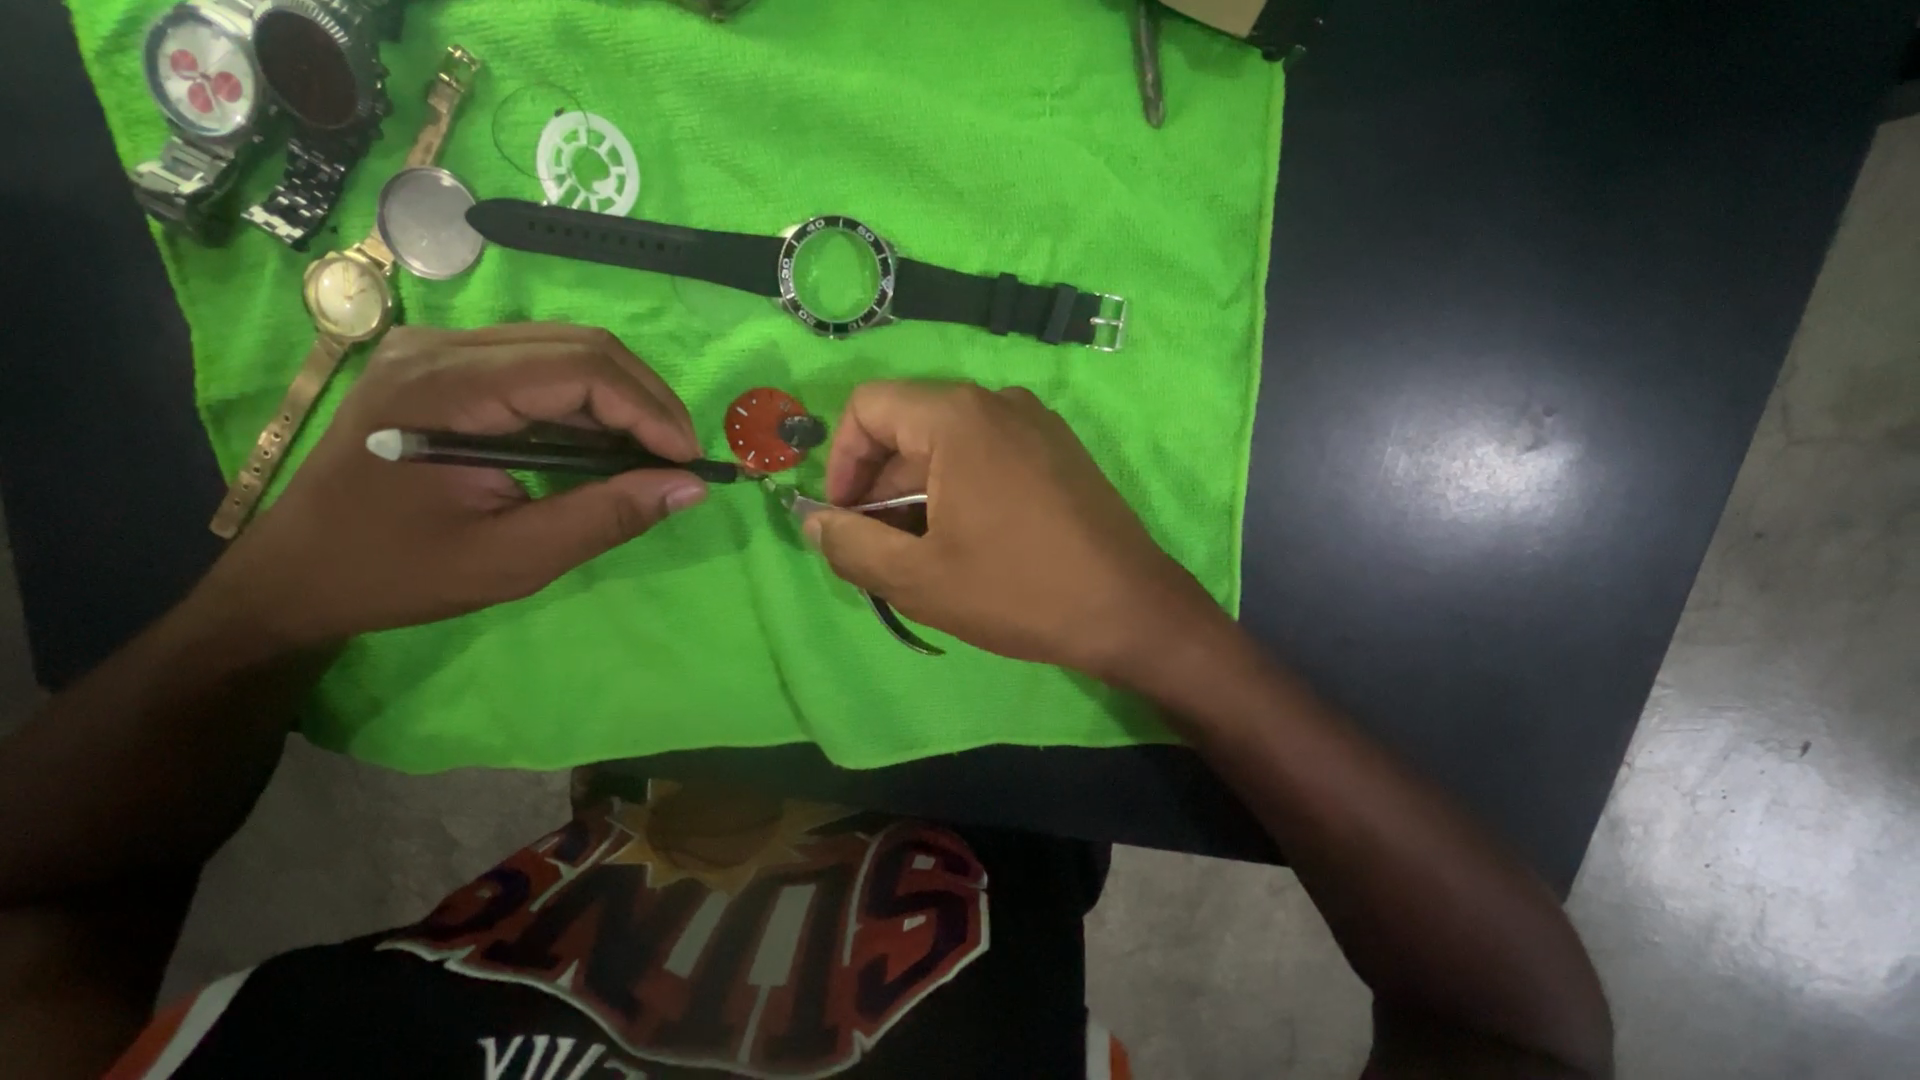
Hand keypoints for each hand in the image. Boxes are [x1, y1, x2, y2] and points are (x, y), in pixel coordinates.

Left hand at [198, 324, 708, 650]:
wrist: (295, 574)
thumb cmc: (396, 573)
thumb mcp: (511, 559)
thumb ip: (604, 517)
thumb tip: (690, 487)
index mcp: (445, 389)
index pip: (580, 368)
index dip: (649, 409)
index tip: (689, 462)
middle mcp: (440, 348)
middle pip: (579, 346)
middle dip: (645, 399)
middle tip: (680, 459)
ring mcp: (437, 350)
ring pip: (564, 349)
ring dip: (621, 398)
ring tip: (651, 454)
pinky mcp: (442, 366)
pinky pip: (537, 365)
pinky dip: (585, 402)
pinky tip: (603, 444)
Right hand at [805, 381, 1225, 680]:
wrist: (1131, 610)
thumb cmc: (1018, 590)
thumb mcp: (919, 579)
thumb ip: (851, 545)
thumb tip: (814, 522)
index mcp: (958, 417)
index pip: (869, 406)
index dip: (841, 461)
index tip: (844, 518)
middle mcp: (998, 403)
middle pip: (910, 427)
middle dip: (880, 488)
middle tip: (879, 552)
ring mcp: (1037, 425)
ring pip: (949, 446)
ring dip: (919, 496)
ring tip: (922, 559)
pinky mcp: (1060, 453)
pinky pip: (989, 456)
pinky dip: (960, 491)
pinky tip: (968, 546)